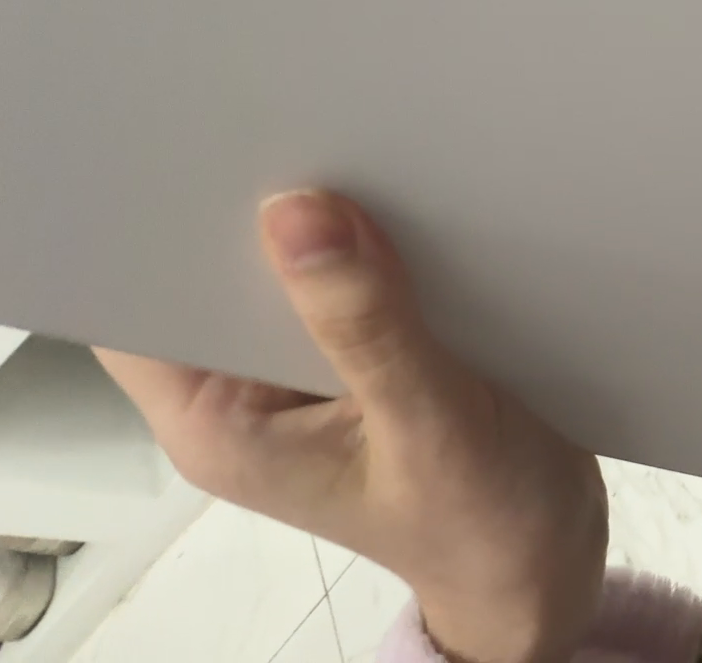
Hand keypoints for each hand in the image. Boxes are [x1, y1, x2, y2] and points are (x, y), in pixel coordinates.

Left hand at [95, 190, 606, 662]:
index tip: (234, 154)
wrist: (548, 556)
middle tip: (335, 146)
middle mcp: (266, 397)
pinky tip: (445, 228)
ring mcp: (333, 382)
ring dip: (355, 235)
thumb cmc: (482, 517)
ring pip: (316, 281)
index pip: (153, 308)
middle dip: (282, 219)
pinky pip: (378, 294)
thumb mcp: (426, 421)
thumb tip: (298, 213)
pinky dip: (406, 259)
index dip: (174, 229)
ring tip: (394, 174)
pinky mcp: (391, 368)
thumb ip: (365, 325)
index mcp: (229, 425)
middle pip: (239, 283)